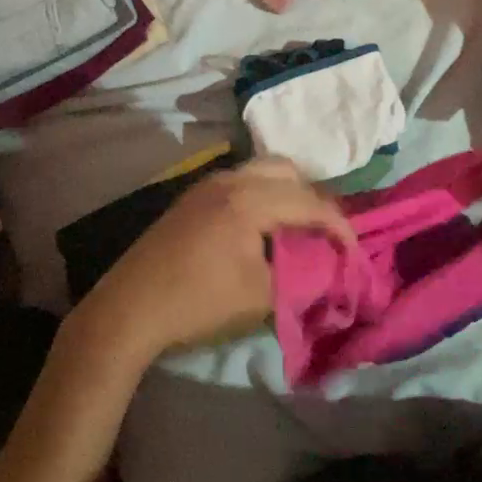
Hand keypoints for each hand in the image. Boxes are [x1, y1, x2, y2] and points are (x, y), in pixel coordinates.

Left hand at [77, 157, 350, 359]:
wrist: (127, 310)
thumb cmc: (197, 302)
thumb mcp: (262, 296)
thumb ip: (305, 276)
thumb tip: (333, 269)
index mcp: (249, 199)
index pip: (310, 202)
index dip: (339, 226)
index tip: (353, 252)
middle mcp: (230, 179)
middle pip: (288, 171)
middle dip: (314, 199)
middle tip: (326, 234)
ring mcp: (206, 185)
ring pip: (262, 172)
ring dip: (287, 194)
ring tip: (298, 231)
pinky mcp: (191, 198)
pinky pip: (242, 182)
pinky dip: (264, 196)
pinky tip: (263, 229)